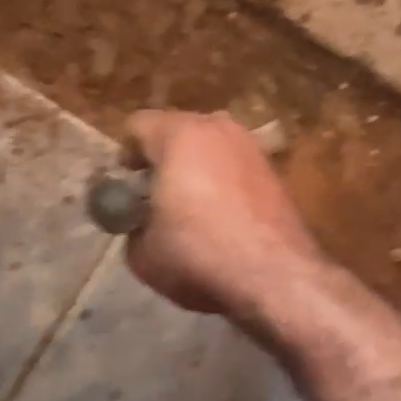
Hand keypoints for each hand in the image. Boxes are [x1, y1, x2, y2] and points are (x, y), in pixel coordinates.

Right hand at [122, 110, 322, 319]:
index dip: (125, 156)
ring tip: (189, 208)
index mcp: (180, 134)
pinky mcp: (273, 168)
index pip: (138, 125)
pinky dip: (223, 180)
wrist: (275, 275)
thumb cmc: (199, 254)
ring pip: (210, 145)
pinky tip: (222, 216)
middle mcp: (218, 127)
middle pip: (177, 130)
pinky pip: (234, 164)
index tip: (126, 187)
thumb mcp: (143, 253)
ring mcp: (250, 145)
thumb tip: (141, 223)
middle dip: (162, 158)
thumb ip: (133, 226)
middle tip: (154, 198)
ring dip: (195, 167)